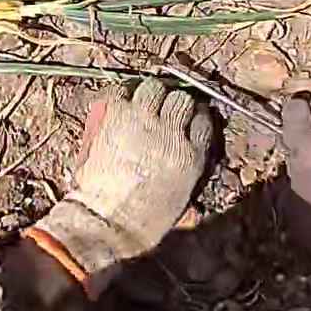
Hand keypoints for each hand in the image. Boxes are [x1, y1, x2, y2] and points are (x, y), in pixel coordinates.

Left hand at [26, 79, 213, 294]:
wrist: (106, 221)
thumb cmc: (142, 223)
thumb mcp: (180, 200)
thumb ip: (189, 171)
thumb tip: (188, 154)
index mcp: (191, 156)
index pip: (204, 121)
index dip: (196, 117)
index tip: (190, 118)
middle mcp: (171, 132)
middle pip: (181, 99)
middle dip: (175, 102)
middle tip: (165, 108)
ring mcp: (142, 119)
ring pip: (155, 87)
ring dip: (152, 92)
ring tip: (145, 101)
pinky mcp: (115, 113)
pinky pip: (125, 89)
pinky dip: (125, 91)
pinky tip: (124, 100)